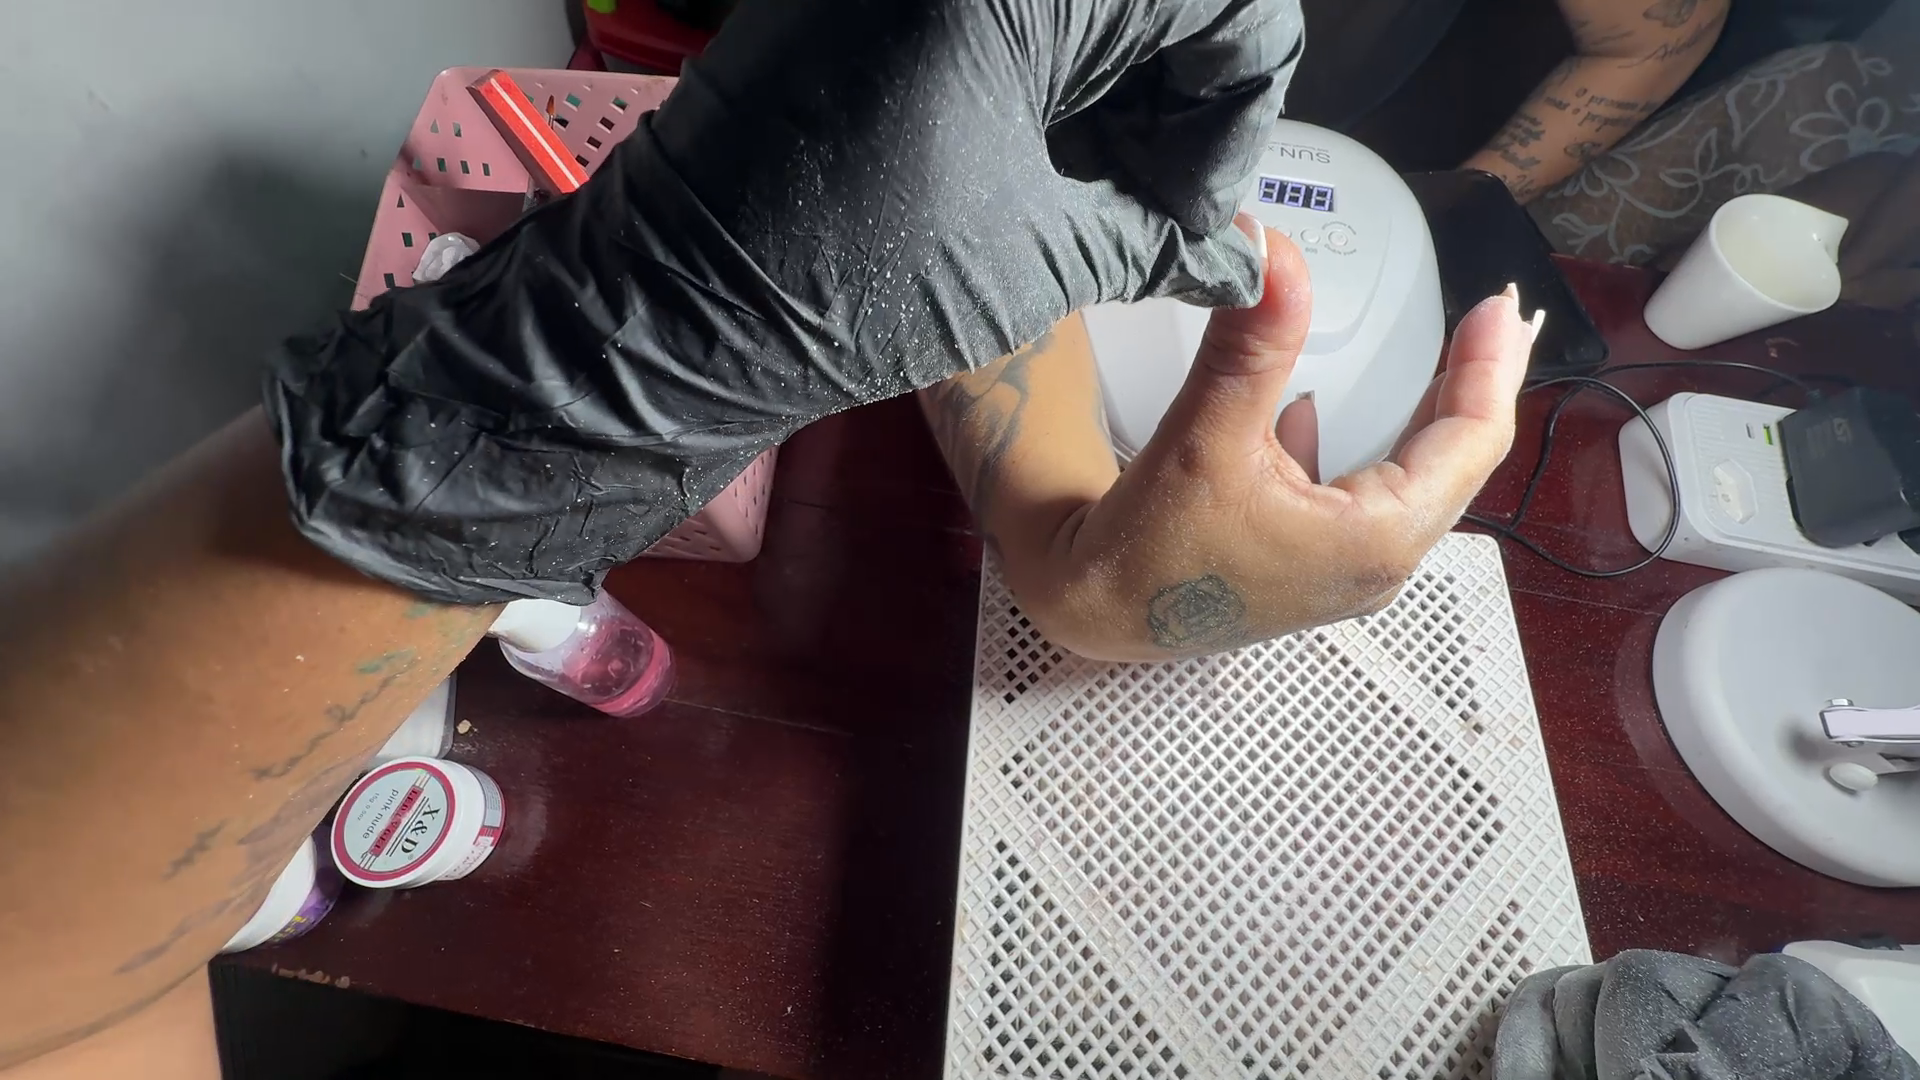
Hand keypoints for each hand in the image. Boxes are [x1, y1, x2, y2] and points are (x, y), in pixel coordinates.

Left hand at [266, 0, 1302, 604]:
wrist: (694, 307)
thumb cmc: (857, 288)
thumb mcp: (1033, 263)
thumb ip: (1152, 238)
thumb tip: (1235, 254)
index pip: (1222, 1)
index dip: (1236, 108)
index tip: (1200, 209)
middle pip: (1148, 6)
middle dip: (1175, 114)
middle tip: (1161, 215)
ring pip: (1083, 20)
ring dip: (1117, 111)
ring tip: (1111, 212)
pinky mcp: (890, 16)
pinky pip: (1013, 32)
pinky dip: (1056, 99)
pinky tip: (1056, 177)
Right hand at [1051, 221, 1534, 658]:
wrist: (1098, 614)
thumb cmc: (1151, 545)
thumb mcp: (1206, 438)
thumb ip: (1252, 345)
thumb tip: (1272, 245)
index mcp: (1377, 538)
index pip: (1471, 441)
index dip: (1491, 365)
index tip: (1499, 304)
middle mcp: (1376, 568)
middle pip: (1450, 466)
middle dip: (1468, 389)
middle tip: (1487, 324)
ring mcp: (1342, 579)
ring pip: (1406, 488)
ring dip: (1417, 423)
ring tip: (1435, 368)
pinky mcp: (1305, 578)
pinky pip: (1357, 507)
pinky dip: (1355, 455)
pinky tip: (1314, 422)